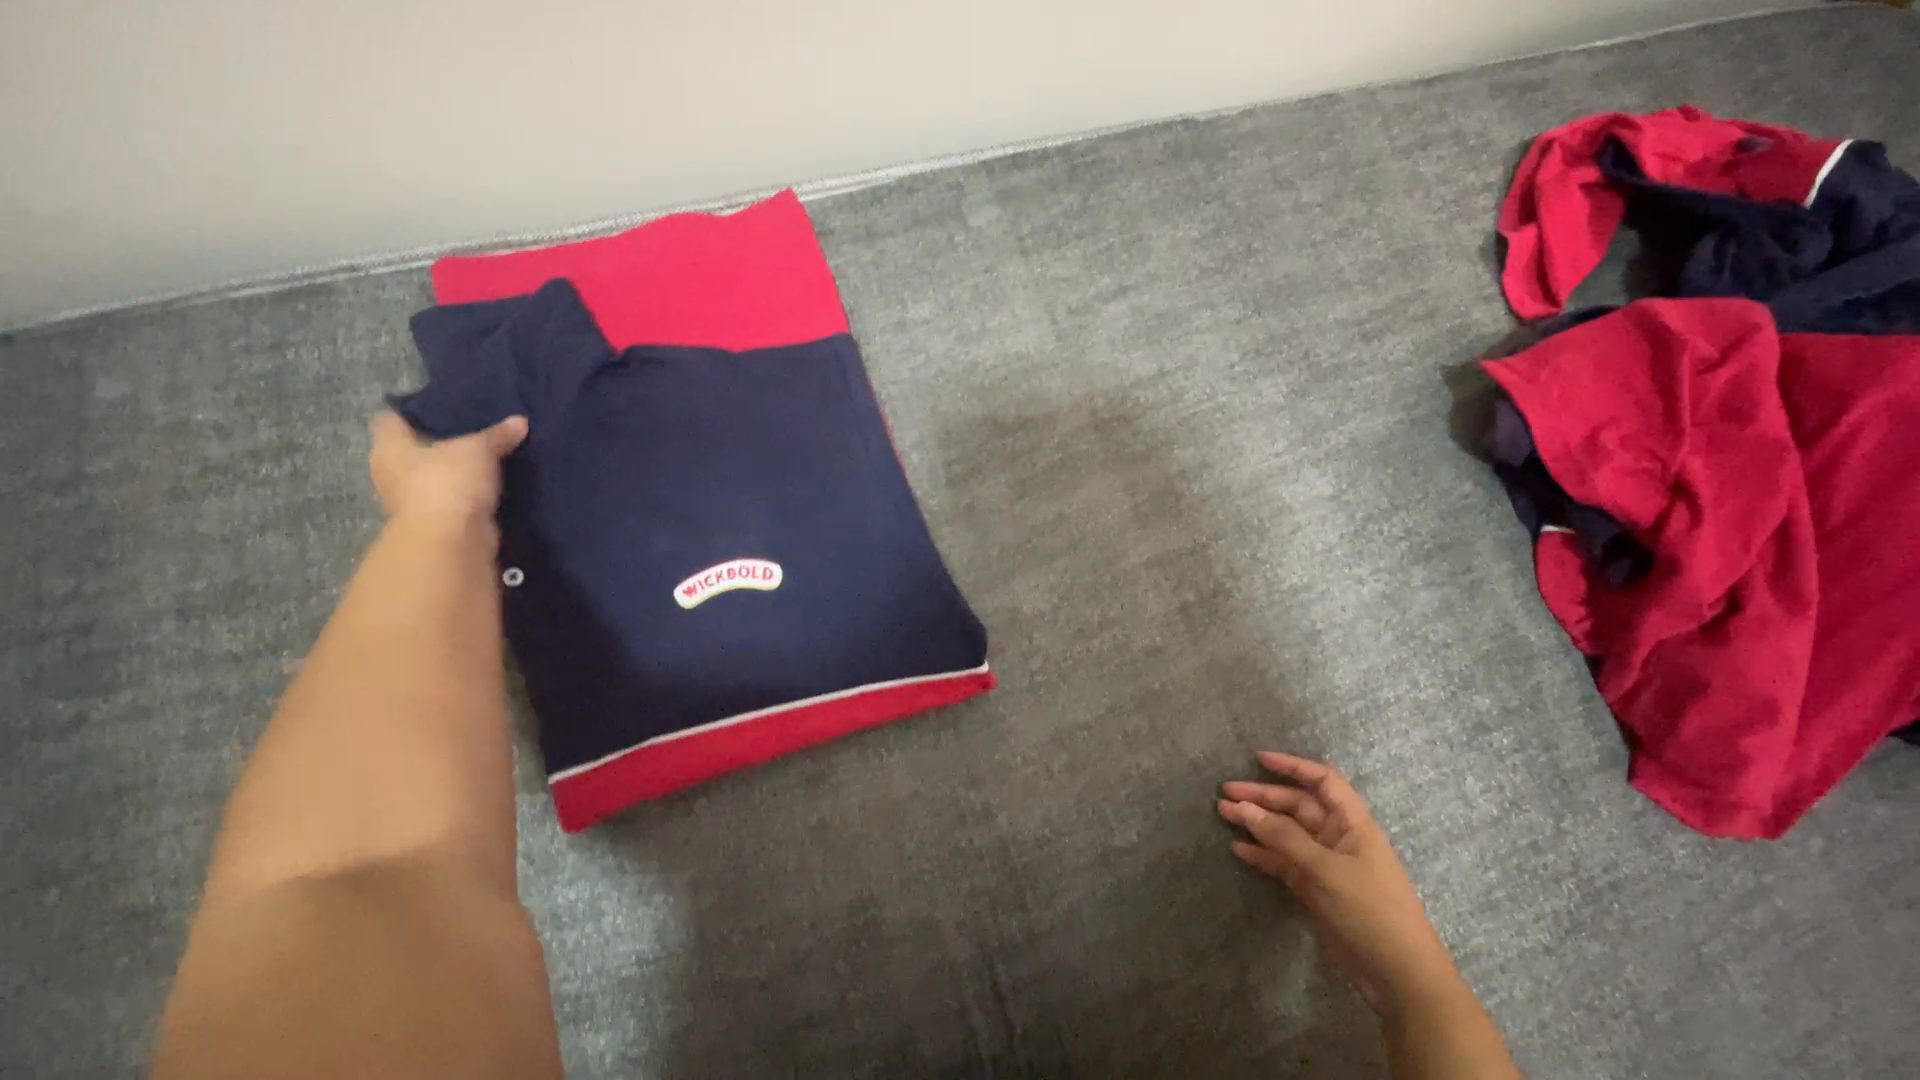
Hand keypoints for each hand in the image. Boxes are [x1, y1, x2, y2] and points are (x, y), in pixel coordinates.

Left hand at [369, 412, 527, 526]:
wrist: (452, 542)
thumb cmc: (448, 482)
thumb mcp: (479, 449)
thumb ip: (497, 435)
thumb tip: (520, 421)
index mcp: (389, 447)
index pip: (390, 419)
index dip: (413, 410)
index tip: (441, 406)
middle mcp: (390, 472)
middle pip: (412, 450)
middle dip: (438, 443)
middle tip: (472, 431)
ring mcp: (410, 501)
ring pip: (432, 477)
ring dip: (453, 472)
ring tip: (486, 458)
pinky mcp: (434, 522)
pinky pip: (450, 499)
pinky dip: (466, 494)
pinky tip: (490, 486)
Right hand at [1219, 752, 1458, 1014]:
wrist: (1398, 972)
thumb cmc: (1370, 910)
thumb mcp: (1325, 869)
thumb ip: (1284, 837)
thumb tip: (1244, 809)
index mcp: (1352, 822)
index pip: (1321, 781)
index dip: (1292, 766)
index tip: (1258, 759)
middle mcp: (1337, 837)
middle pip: (1297, 805)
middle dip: (1262, 797)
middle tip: (1225, 794)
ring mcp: (1325, 863)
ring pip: (1285, 833)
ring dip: (1257, 823)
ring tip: (1223, 815)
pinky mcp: (1315, 888)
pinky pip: (1283, 862)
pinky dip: (1262, 854)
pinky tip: (1238, 850)